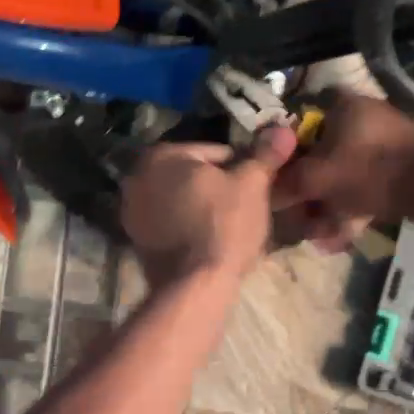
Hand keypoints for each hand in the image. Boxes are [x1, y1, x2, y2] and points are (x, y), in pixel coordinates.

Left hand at [120, 127, 297, 284]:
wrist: (195, 285)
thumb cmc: (224, 225)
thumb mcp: (251, 185)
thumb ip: (265, 155)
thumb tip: (283, 129)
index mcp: (161, 154)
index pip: (215, 152)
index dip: (241, 169)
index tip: (257, 188)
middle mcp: (137, 176)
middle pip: (193, 176)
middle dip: (218, 187)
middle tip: (246, 208)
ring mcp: (131, 209)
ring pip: (180, 200)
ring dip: (202, 206)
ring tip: (230, 226)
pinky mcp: (134, 238)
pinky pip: (169, 222)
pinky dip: (186, 226)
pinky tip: (208, 241)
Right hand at [271, 93, 413, 252]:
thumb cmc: (374, 173)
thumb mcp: (320, 180)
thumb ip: (288, 184)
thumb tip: (267, 192)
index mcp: (341, 104)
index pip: (297, 118)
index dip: (284, 147)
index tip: (278, 173)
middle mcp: (362, 113)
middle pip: (321, 149)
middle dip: (309, 185)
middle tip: (300, 211)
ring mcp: (384, 137)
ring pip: (344, 168)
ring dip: (330, 200)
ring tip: (321, 233)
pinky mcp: (401, 160)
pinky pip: (367, 179)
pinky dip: (354, 201)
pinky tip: (345, 233)